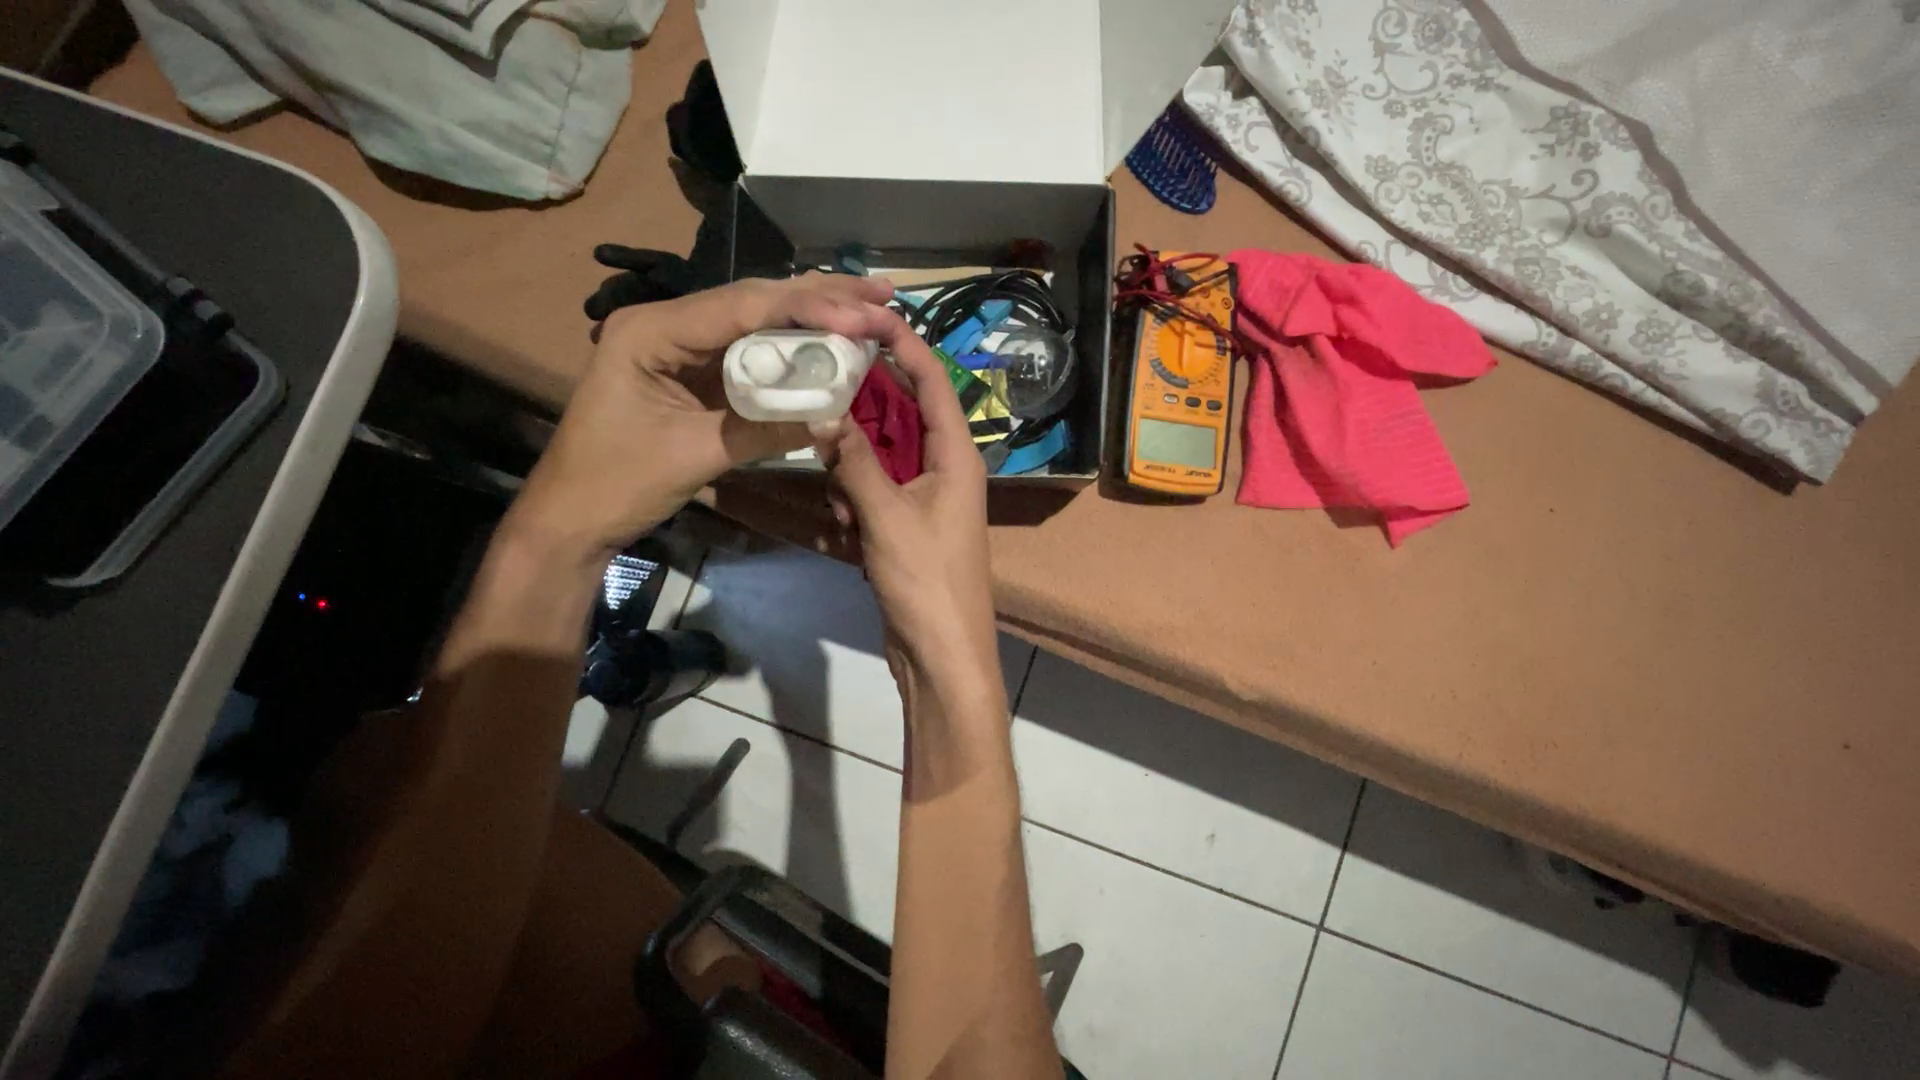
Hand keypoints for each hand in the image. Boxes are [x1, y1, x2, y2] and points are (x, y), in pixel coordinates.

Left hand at [502, 274, 900, 570]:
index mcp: (652, 331)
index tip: (862, 316)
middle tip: (882, 293)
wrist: (573, 517)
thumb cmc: (617, 484)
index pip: (742, 307)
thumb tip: (835, 415)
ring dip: (812, 315)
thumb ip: (764, 429)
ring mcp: (680, 346)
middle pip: (753, 300)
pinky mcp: (692, 371)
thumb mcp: (694, 455)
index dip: (807, 308)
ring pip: (756, 320)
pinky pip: (749, 352)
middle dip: (820, 297)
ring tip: (869, 307)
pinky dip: (791, 348)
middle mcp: (667, 324)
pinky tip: (829, 340)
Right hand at [814, 327, 999, 693]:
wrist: (940, 654)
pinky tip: (838, 513)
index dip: (905, 344)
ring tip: (824, 449)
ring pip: (883, 452)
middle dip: (865, 398)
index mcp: (957, 456)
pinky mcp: (905, 526)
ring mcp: (925, 499)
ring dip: (853, 453)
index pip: (933, 382)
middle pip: (904, 413)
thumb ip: (854, 462)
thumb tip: (822, 410)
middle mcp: (945, 468)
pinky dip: (854, 493)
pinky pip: (875, 490)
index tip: (866, 315)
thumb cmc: (927, 580)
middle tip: (820, 371)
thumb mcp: (887, 516)